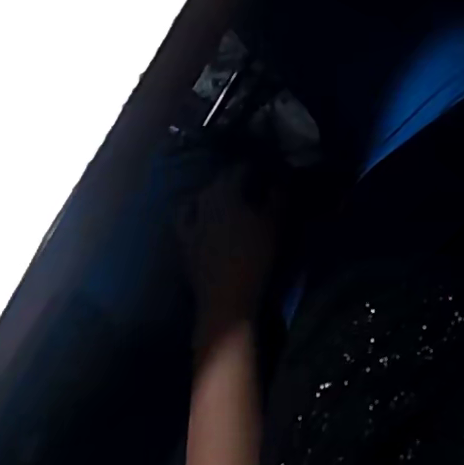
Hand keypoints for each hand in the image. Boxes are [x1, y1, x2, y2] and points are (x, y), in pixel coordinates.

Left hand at [179, 165, 278, 349]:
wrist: (227, 298)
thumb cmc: (255, 257)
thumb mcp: (275, 224)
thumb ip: (278, 197)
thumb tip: (279, 180)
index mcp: (227, 193)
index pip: (241, 169)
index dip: (255, 166)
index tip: (268, 168)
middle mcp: (205, 201)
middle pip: (219, 180)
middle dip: (235, 176)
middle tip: (252, 180)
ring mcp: (192, 221)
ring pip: (201, 196)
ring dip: (214, 191)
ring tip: (228, 195)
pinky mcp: (184, 241)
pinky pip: (185, 217)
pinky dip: (192, 209)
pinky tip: (198, 213)